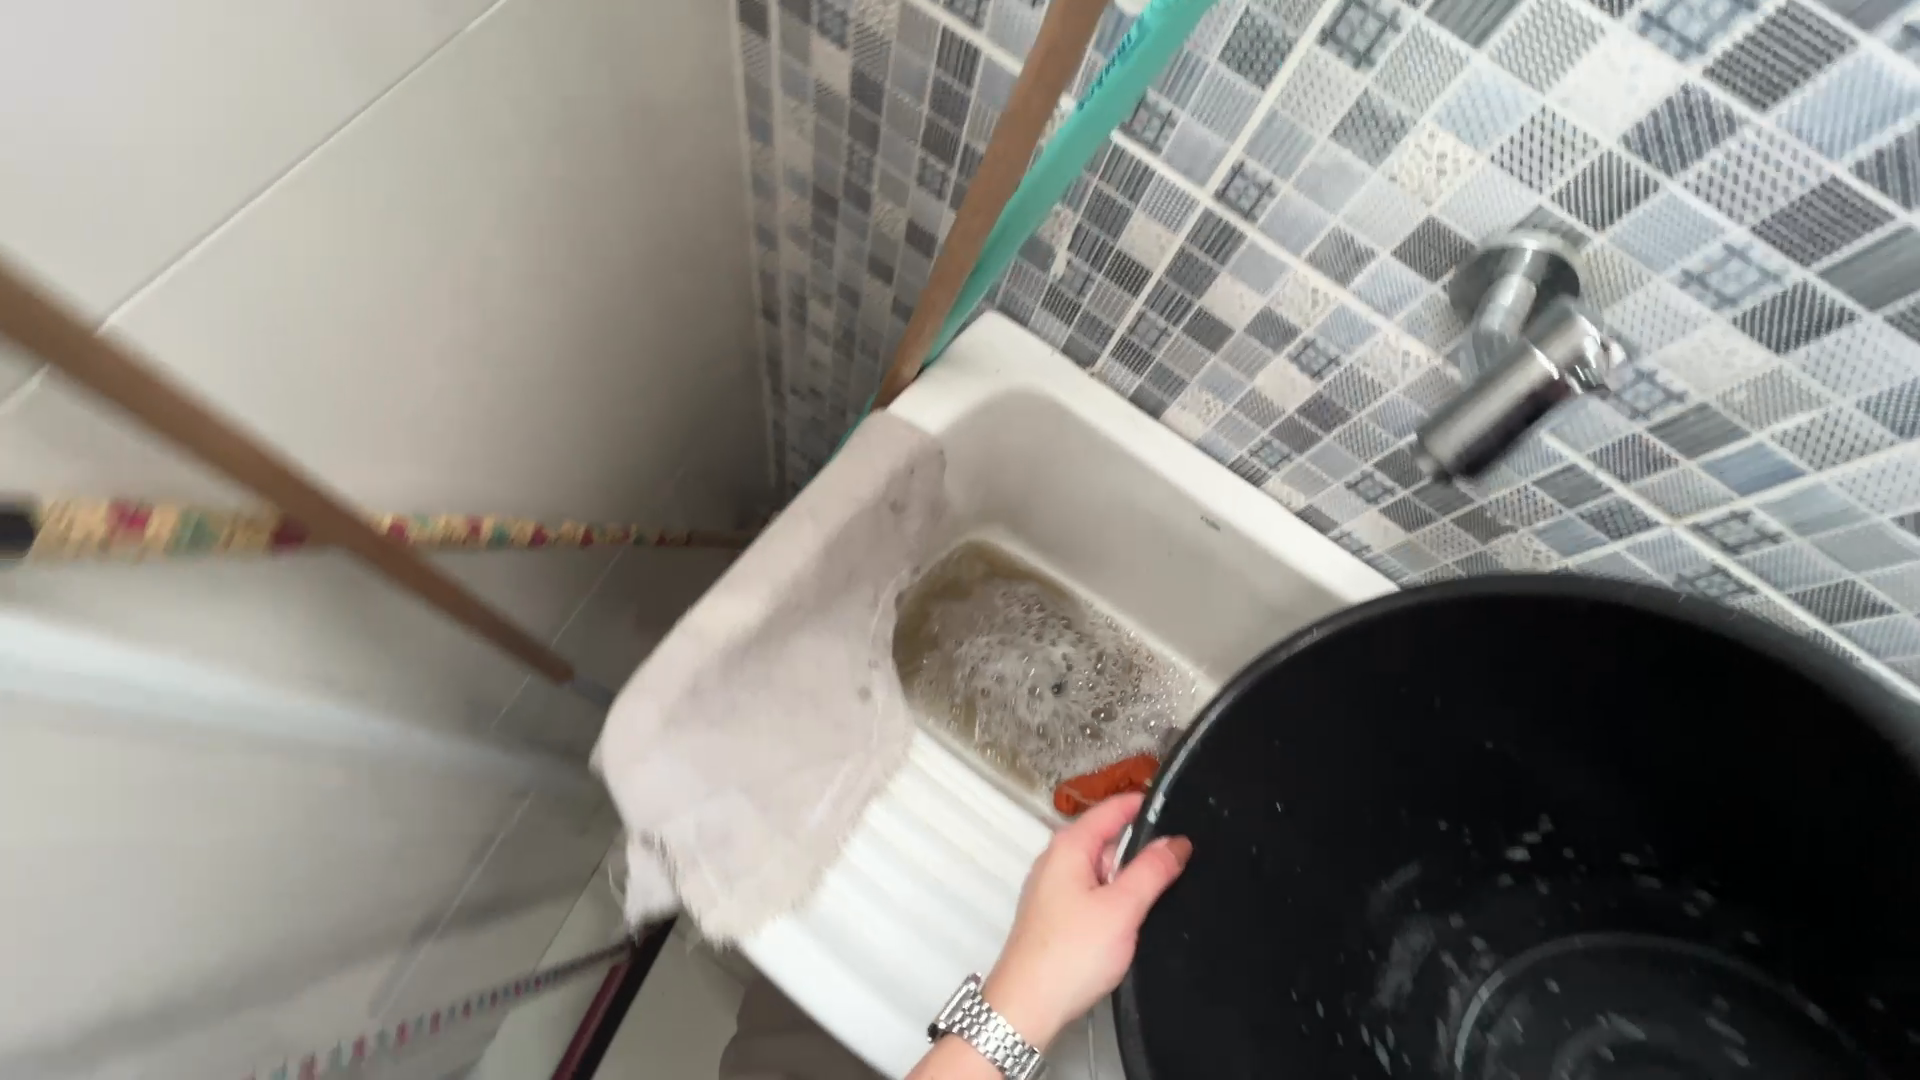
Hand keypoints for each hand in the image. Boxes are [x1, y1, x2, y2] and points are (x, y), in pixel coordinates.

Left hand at [981, 792, 1192, 1050]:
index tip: (1175, 806)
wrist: (1027, 1004)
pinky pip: (1091, 891)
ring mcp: (1052, 885)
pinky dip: (1112, 898)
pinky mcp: (1054, 912)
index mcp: (1069, 845)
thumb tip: (1176, 842)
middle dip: (1139, 850)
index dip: (1143, 804)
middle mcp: (1056, 858)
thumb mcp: (1122, 908)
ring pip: (1100, 868)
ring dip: (1126, 879)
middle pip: (1107, 838)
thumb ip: (1151, 871)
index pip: (1111, 808)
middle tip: (1176, 864)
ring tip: (1153, 900)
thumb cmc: (1070, 954)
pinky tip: (1126, 922)